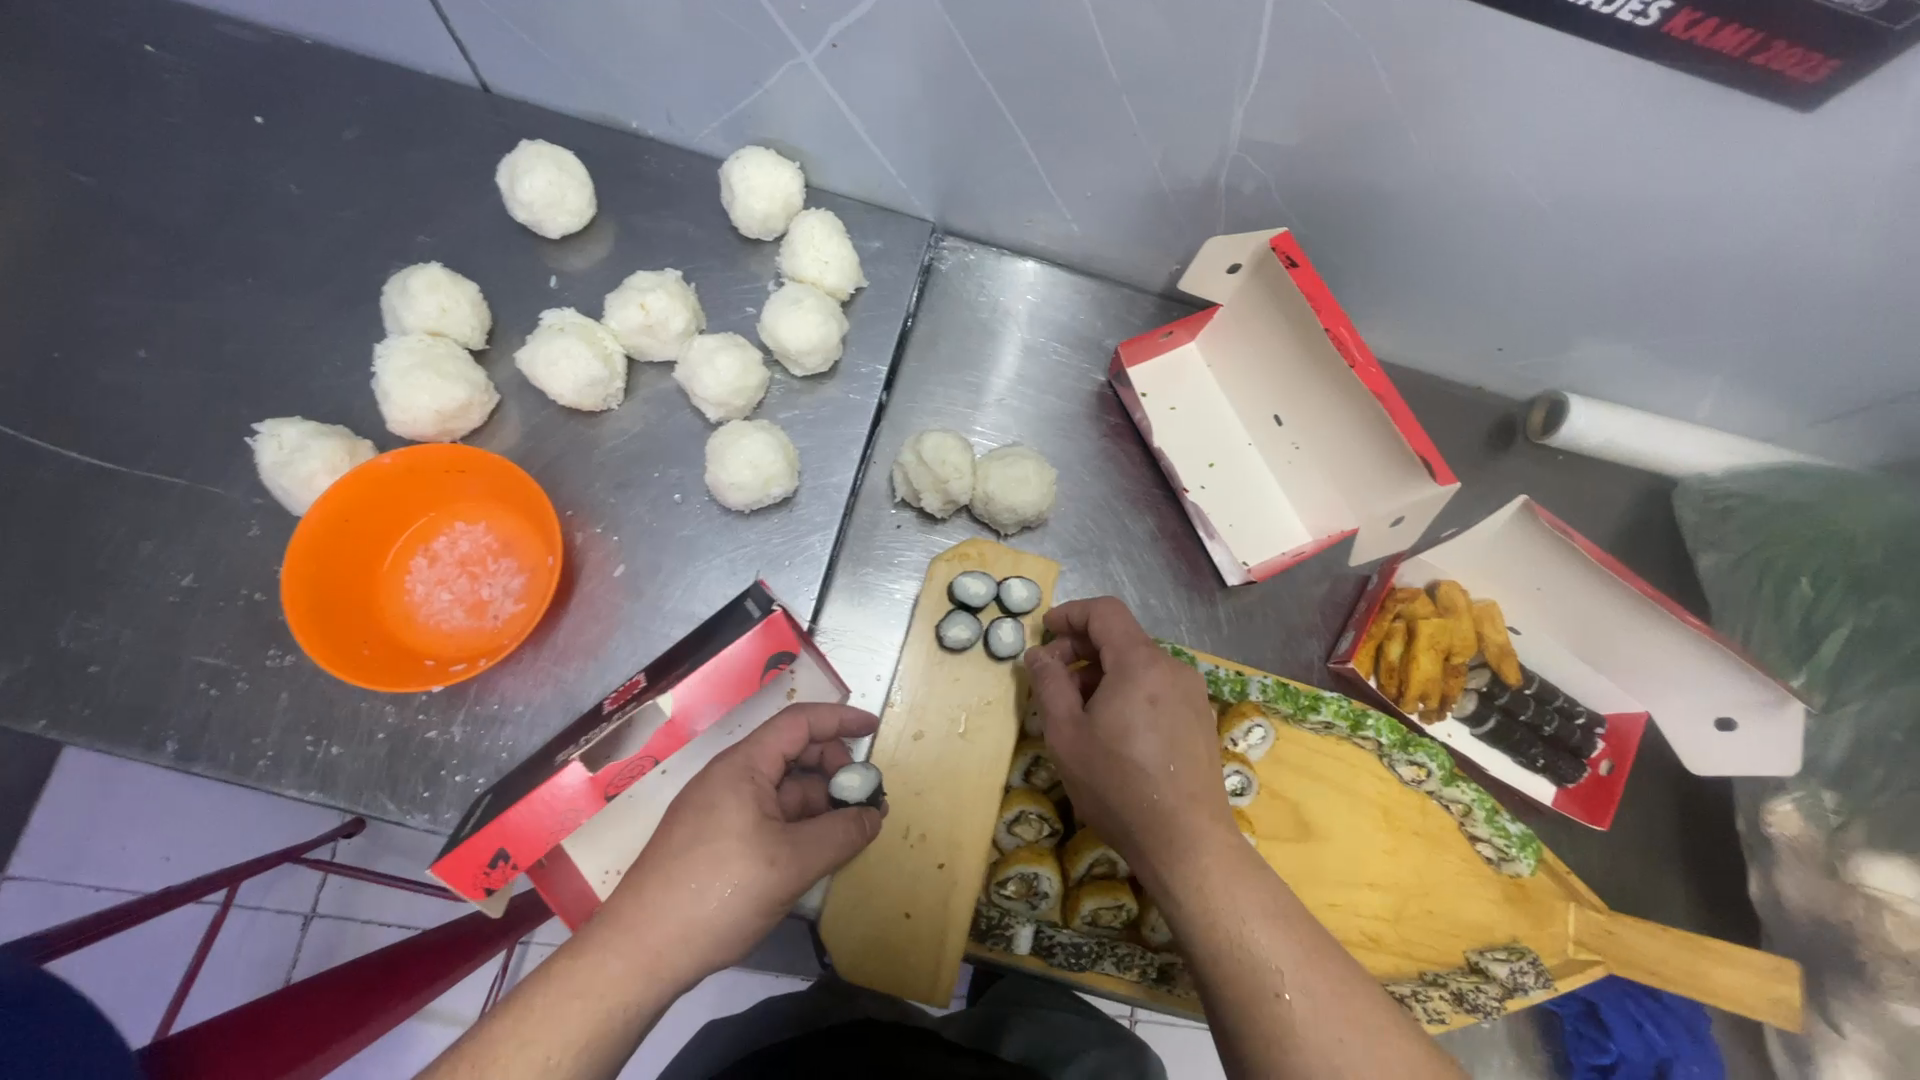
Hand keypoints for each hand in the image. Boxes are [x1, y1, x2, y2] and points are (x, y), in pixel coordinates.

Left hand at [601, 703, 883, 987]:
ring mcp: (720, 810)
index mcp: (743, 766)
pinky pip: (767, 817)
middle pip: (792, 754)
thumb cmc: (718, 892)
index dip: (840, 720)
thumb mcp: (792, 863)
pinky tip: (817, 853)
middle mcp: (730, 779)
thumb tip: (873, 816)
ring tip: (850, 833)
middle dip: (834, 770)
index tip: (874, 730)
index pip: (799, 723)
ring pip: (782, 791)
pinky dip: (798, 825)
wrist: (640, 952)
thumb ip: (841, 833)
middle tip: (866, 801)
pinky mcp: (715, 841)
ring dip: (819, 803)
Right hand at [1024, 597, 1236, 890]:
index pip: (1105, 611)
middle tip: (1051, 680)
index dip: (1071, 614)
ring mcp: (1191, 694)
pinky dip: (1127, 692)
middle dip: (1081, 650)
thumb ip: (1049, 685)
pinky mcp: (1199, 719)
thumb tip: (1039, 654)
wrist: (1186, 842)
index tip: (1045, 632)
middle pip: (1122, 638)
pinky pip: (1156, 688)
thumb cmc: (1117, 786)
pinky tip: (1111, 730)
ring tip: (1077, 712)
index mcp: (1140, 663)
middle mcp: (1172, 668)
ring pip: (1138, 665)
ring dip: (1102, 675)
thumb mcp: (1067, 735)